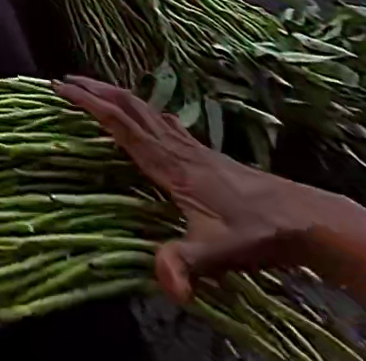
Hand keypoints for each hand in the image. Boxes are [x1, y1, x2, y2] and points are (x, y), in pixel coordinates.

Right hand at [56, 77, 329, 303]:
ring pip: (144, 108)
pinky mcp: (201, 151)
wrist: (305, 217)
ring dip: (114, 93)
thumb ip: (189, 263)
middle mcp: (175, 147)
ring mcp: (190, 145)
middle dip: (95, 89)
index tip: (60, 88)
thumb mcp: (221, 253)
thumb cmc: (258, 233)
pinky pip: (160, 119)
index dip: (88, 104)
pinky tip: (141, 112)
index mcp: (170, 164)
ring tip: (92, 88)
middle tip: (65, 80)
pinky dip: (138, 107)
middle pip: (129, 106)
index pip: (121, 125)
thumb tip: (165, 286)